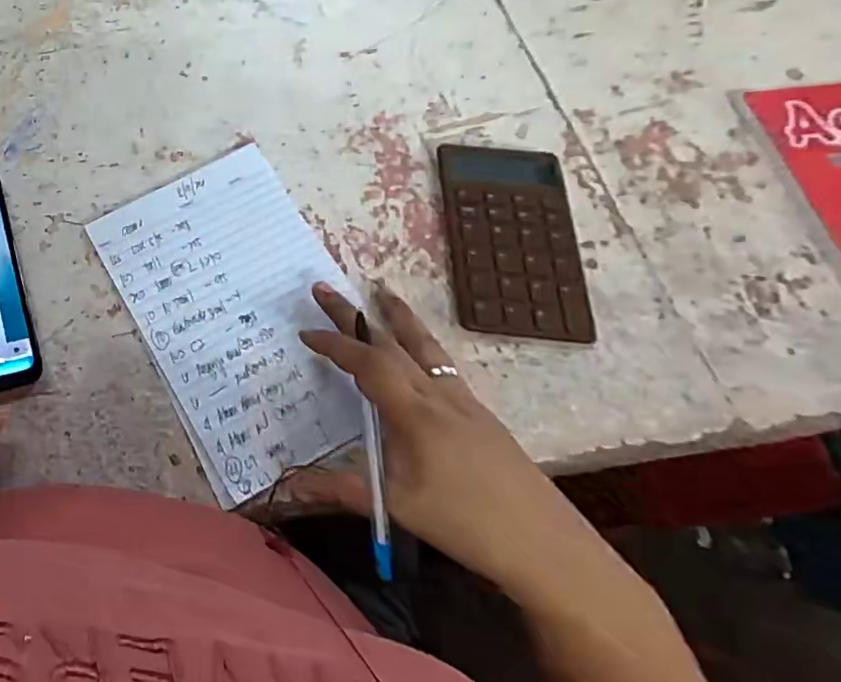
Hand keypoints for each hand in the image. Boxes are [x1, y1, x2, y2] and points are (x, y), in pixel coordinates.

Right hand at [291, 284, 614, 605]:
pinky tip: (419, 352)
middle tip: (324, 289)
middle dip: (354, 316)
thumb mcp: (397, 508)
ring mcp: (464, 402)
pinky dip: (421, 344)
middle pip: (391, 343)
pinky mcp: (481, 415)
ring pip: (425, 346)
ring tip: (381, 292)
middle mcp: (439, 396)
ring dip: (398, 317)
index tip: (305, 333)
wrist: (550, 550)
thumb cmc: (467, 525)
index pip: (367, 364)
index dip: (334, 345)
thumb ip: (340, 489)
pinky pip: (442, 364)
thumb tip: (289, 485)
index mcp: (415, 413)